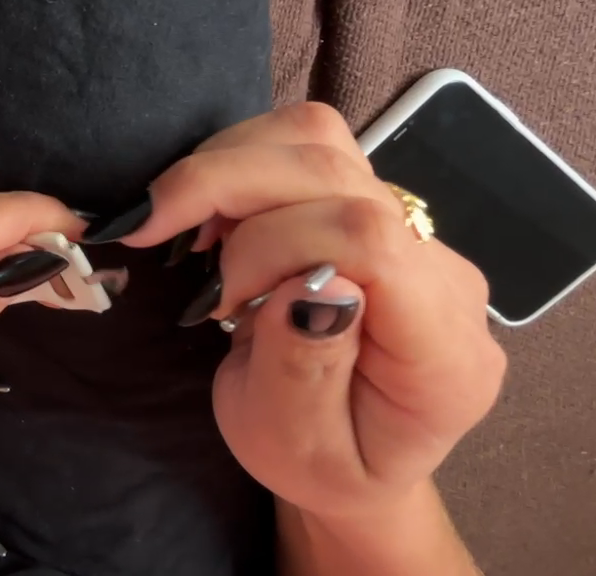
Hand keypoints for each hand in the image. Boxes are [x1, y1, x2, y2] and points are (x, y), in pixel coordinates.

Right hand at [109, 103, 506, 523]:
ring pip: (311, 136)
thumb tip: (313, 280)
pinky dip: (233, 158)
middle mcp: (437, 268)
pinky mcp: (363, 200)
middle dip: (220, 187)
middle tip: (154, 231)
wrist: (344, 449)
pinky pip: (297, 141)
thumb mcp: (294, 444)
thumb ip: (306, 368)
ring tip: (191, 228)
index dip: (272, 243)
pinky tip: (214, 212)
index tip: (212, 296)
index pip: (368, 237)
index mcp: (441, 346)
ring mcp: (405, 225)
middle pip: (328, 167)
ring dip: (224, 165)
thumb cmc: (319, 459)